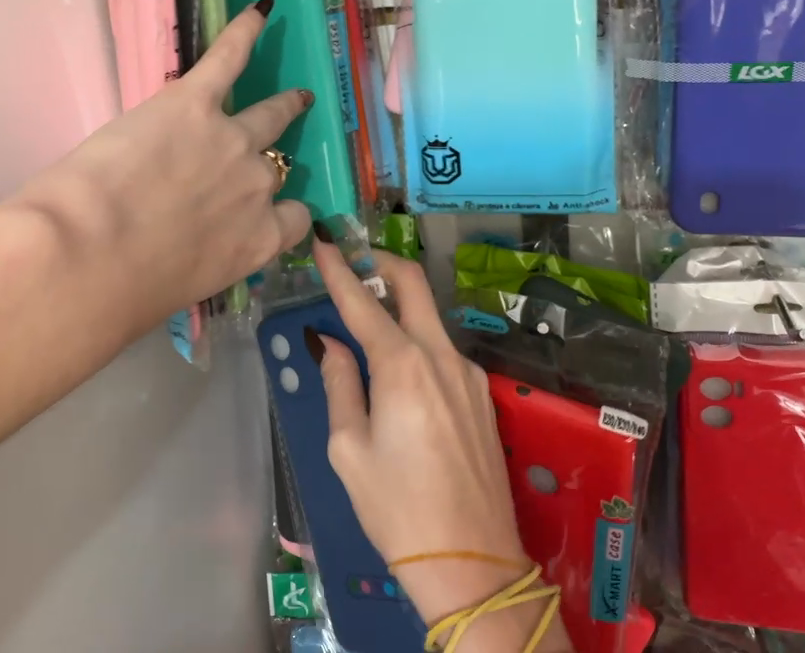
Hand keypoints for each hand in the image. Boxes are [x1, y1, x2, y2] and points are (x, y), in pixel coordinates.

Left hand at [6, 0, 312, 334]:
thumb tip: (181, 252)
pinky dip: (244, 34)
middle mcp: (257, 188)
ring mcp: (231, 140)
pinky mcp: (193, 102)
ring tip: (294, 96)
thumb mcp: (178, 288)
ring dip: (283, 106)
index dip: (283, 214)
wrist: (90, 253)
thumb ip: (197, 259)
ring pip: (269, 116)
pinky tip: (258, 13)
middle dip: (272, 161)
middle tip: (276, 158)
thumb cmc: (123, 291)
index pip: (294, 220)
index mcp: (257, 241)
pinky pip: (228, 60)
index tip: (274, 212)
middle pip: (275, 168)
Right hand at [310, 245, 570, 651]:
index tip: (323, 242)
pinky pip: (443, 350)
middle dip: (382, 263)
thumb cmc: (396, 509)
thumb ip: (340, 384)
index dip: (339, 269)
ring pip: (430, 316)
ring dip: (399, 304)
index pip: (363, 302)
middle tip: (353, 259)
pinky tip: (398, 367)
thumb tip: (331, 344)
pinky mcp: (481, 395)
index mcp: (402, 366)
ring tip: (367, 316)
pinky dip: (416, 339)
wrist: (472, 563)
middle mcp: (441, 356)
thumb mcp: (348, 449)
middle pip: (413, 285)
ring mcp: (467, 374)